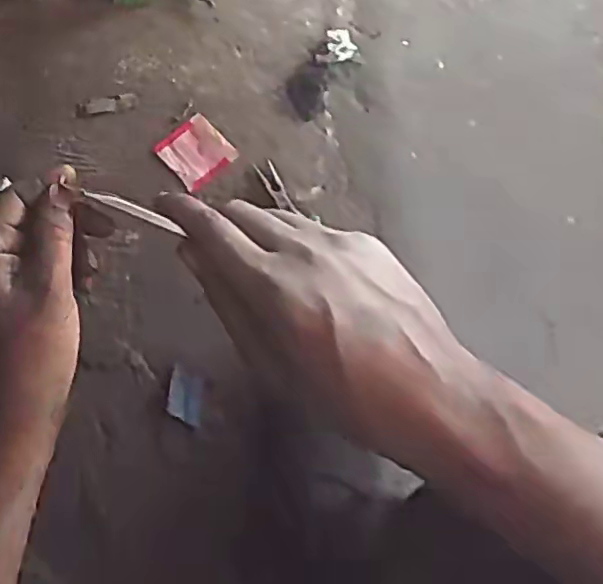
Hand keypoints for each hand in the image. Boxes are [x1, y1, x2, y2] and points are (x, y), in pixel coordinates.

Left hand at [0, 165, 84, 427]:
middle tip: (107, 230)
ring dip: (76, 244)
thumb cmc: (35, 353)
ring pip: (48, 236)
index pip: (18, 195)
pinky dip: (73, 265)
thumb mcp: (52, 285)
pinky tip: (88, 283)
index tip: (89, 193)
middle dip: (71, 219)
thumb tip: (61, 182)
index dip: (51, 189)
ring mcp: (11, 272)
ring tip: (94, 271)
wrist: (24, 415)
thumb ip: (57, 231)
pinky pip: (52, 260)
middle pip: (35, 213)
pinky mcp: (27, 289)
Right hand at [157, 195, 496, 472]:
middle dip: (219, 224)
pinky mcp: (366, 242)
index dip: (181, 211)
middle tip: (215, 251)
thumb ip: (226, 301)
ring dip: (257, 232)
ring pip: (277, 216)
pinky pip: (314, 230)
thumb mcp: (271, 364)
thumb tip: (192, 254)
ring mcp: (338, 240)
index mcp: (273, 284)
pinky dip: (297, 244)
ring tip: (268, 269)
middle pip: (241, 211)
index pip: (212, 228)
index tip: (163, 204)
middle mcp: (302, 248)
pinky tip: (317, 280)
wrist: (439, 396)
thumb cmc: (346, 397)